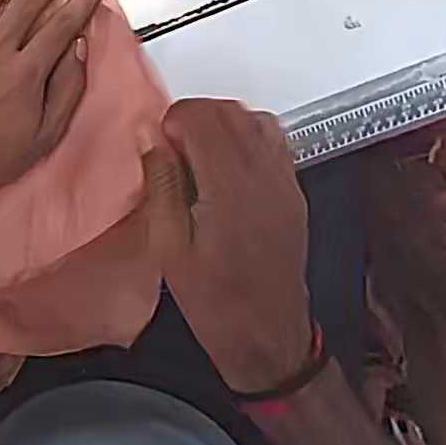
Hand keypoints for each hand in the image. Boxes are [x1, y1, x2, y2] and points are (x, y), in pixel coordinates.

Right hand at [149, 98, 313, 393]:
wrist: (266, 333)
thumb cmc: (212, 298)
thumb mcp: (168, 245)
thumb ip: (160, 183)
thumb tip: (151, 137)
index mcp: (228, 190)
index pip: (203, 119)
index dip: (174, 119)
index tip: (159, 141)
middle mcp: (263, 178)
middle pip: (228, 111)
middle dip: (193, 115)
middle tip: (172, 145)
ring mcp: (285, 182)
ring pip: (253, 117)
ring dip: (220, 121)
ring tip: (197, 151)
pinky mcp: (294, 190)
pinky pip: (274, 138)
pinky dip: (246, 133)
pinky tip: (227, 160)